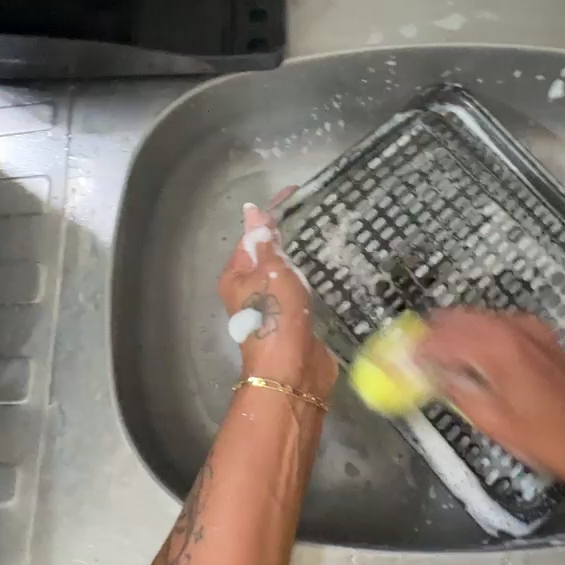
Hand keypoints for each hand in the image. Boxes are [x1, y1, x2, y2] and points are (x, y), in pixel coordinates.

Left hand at [217, 195, 336, 399]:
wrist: (293, 372)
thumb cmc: (277, 317)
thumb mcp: (271, 271)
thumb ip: (265, 242)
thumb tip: (252, 211)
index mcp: (237, 276)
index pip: (254, 234)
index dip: (273, 212)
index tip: (296, 193)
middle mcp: (250, 290)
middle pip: (267, 253)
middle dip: (286, 234)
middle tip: (314, 210)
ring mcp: (272, 307)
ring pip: (285, 273)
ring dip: (300, 257)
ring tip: (323, 235)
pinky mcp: (293, 321)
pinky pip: (301, 292)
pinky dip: (311, 280)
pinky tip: (327, 271)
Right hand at [416, 308, 564, 476]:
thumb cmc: (546, 438)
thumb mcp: (492, 420)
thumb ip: (456, 389)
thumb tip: (428, 374)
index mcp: (496, 347)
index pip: (442, 338)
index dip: (416, 348)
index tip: (398, 358)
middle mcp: (511, 328)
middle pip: (458, 318)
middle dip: (431, 332)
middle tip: (411, 352)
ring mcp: (529, 328)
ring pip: (478, 317)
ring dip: (453, 330)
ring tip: (435, 353)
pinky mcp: (541, 336)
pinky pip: (498, 323)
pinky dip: (478, 331)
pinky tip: (472, 352)